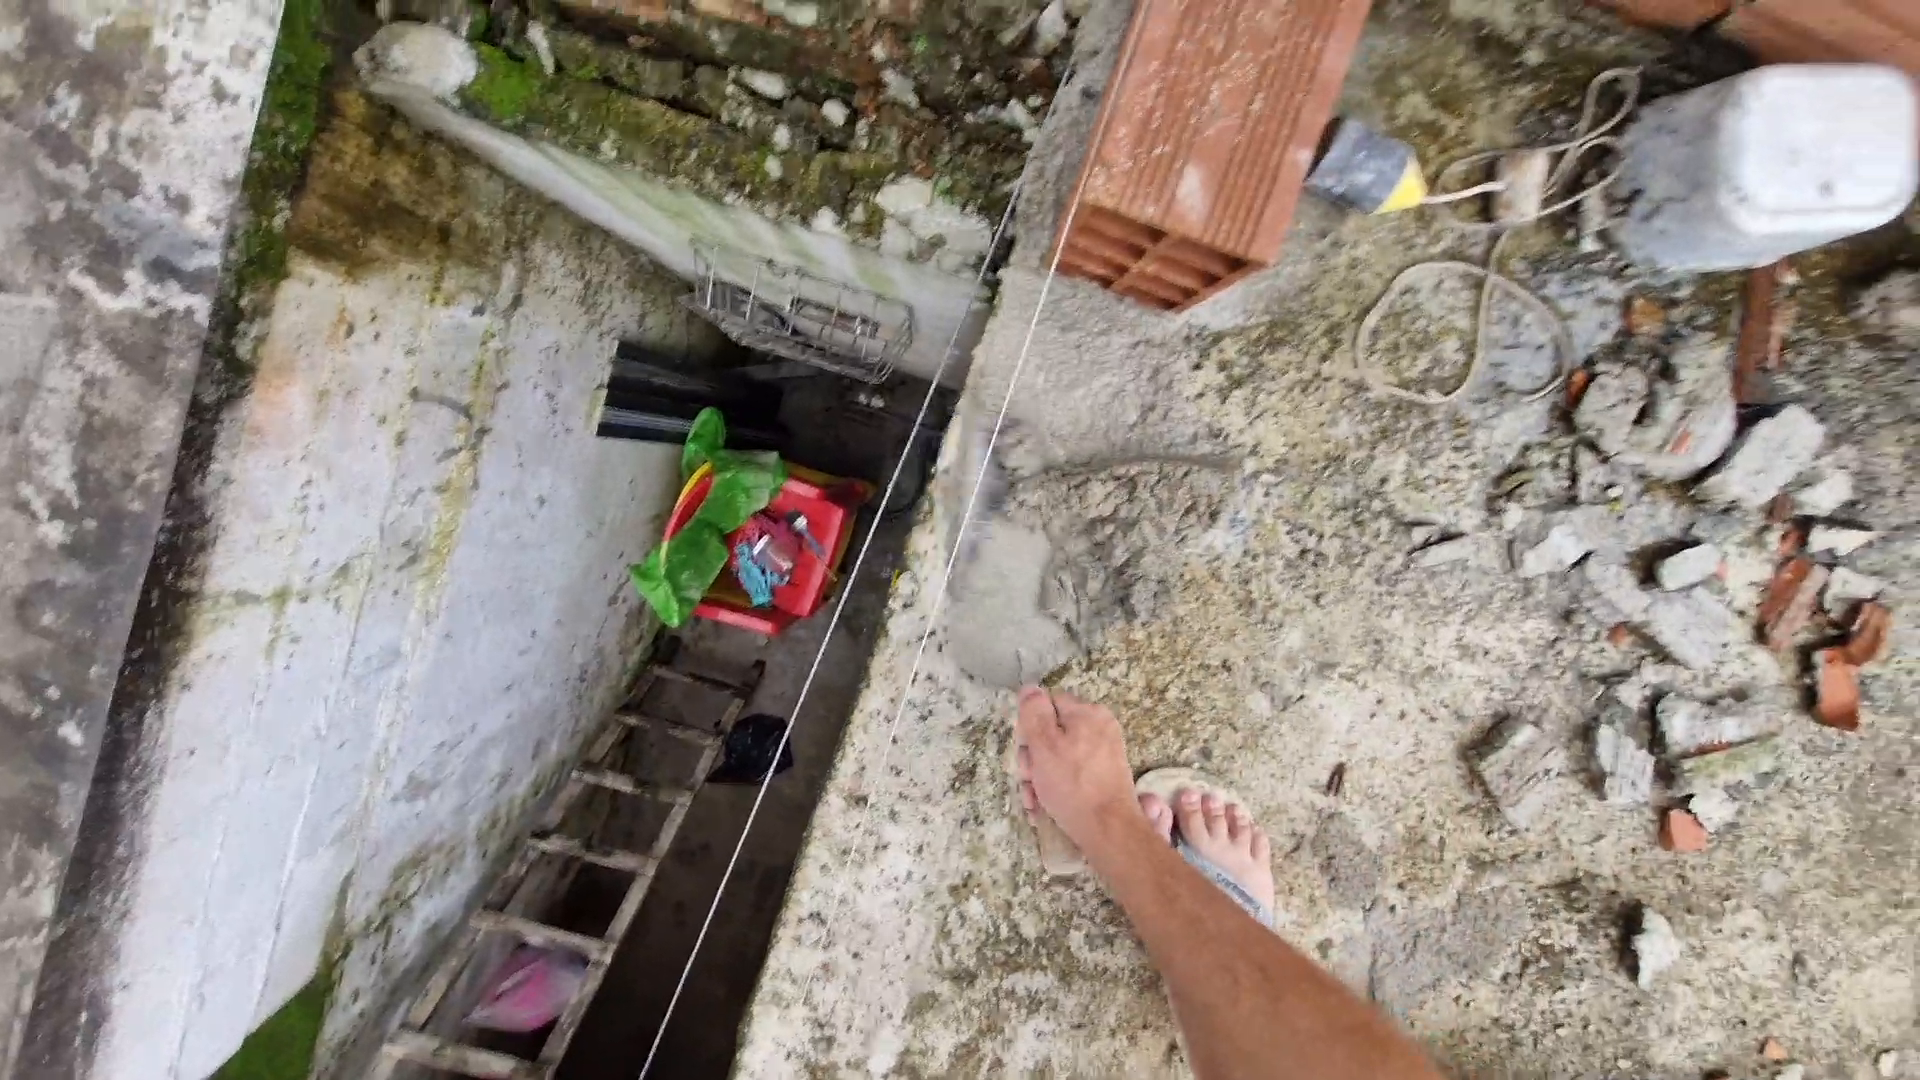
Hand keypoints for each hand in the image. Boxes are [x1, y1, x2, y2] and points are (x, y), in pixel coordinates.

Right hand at [1015, 686, 1138, 848]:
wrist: (1109, 832)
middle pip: (1052, 733)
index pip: (1048, 705)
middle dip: (1033, 758)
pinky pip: (1072, 774)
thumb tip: (1029, 687)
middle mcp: (1099, 728)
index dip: (1031, 727)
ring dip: (1040, 778)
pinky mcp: (1103, 778)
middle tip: (1028, 778)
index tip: (1026, 751)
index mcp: (1088, 713)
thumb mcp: (1044, 744)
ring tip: (1034, 799)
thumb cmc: (1073, 785)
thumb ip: (1034, 713)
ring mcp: (1103, 754)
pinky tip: (1044, 807)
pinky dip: (1056, 788)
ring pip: (1058, 757)